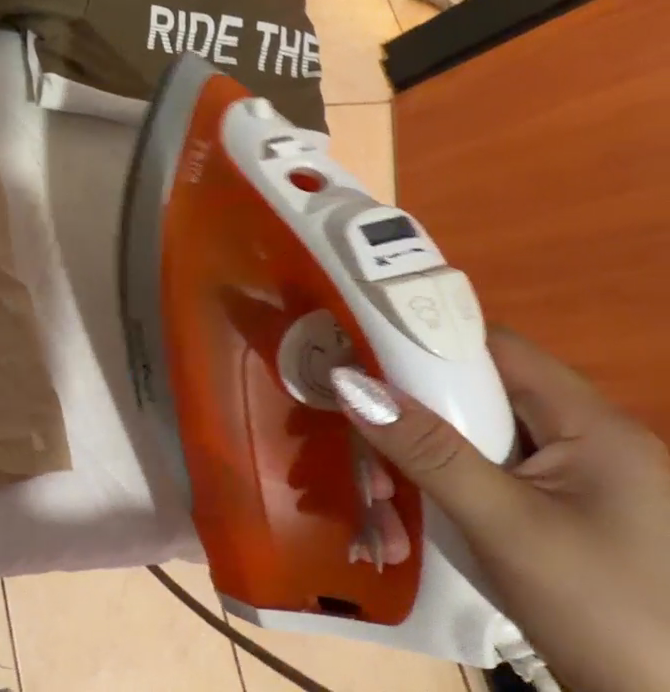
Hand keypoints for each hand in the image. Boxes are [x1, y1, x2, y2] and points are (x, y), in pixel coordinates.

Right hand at [331, 330, 669, 691]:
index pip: (495, 348)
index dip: (423, 341)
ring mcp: (569, 484)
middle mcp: (584, 444)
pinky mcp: (552, 517)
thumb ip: (427, 448)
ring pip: (462, 445)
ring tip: (380, 523)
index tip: (353, 356)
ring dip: (406, 474)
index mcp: (593, 429)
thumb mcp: (505, 527)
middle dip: (401, 430)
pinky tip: (400, 538)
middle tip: (363, 473)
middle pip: (467, 400)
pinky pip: (473, 482)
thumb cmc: (604, 609)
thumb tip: (347, 378)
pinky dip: (430, 500)